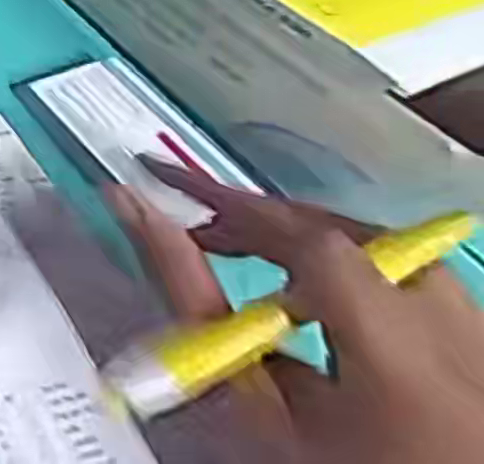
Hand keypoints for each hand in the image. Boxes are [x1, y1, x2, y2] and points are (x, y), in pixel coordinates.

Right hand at [109, 160, 483, 463]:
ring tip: (251, 251)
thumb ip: (189, 296)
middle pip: (373, 247)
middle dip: (276, 221)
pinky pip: (427, 295)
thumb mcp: (240, 397)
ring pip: (407, 265)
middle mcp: (472, 362)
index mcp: (408, 375)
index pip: (324, 251)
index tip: (165, 182)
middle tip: (207, 226)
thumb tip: (130, 204)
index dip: (240, 206)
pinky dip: (359, 275)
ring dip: (318, 243)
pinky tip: (313, 296)